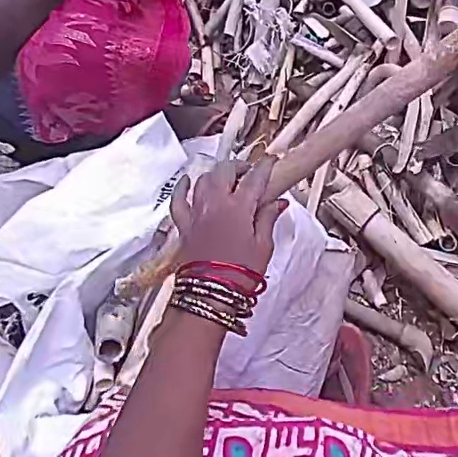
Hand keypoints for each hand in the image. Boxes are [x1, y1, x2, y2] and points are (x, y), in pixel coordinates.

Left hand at [171, 157, 287, 275]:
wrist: (210, 295)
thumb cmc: (240, 274)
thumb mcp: (263, 246)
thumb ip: (268, 218)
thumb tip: (278, 203)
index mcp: (239, 208)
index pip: (255, 177)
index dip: (265, 166)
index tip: (271, 161)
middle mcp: (215, 204)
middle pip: (226, 171)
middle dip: (239, 166)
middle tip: (250, 172)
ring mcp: (197, 212)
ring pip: (204, 180)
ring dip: (217, 174)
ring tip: (227, 178)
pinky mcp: (184, 225)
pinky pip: (179, 200)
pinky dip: (182, 188)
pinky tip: (187, 181)